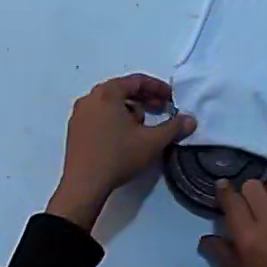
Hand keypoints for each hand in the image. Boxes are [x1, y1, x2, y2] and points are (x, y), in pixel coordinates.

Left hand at [46, 74, 196, 229]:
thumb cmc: (119, 156)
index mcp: (107, 94)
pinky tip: (125, 137)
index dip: (157, 87)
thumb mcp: (152, 142)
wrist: (84, 184)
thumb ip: (174, 128)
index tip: (171, 98)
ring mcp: (79, 114)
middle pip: (122, 90)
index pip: (136, 81)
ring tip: (144, 127)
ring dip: (130, 110)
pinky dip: (115, 118)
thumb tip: (190, 120)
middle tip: (161, 110)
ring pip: (110, 103)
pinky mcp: (75, 130)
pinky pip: (99, 115)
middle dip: (144, 99)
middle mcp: (90, 99)